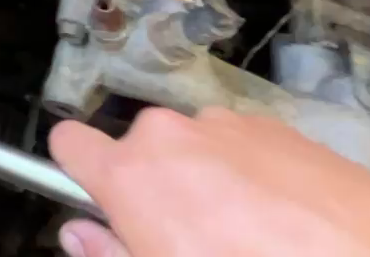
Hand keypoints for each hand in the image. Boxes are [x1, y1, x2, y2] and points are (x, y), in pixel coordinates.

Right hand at [49, 108, 369, 256]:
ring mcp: (227, 126)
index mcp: (131, 174)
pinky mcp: (282, 128)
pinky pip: (247, 147)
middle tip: (198, 246)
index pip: (68, 141)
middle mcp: (169, 134)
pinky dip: (258, 177)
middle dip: (159, 188)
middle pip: (139, 150)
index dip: (78, 171)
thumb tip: (81, 235)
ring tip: (263, 243)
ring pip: (196, 148)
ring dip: (210, 182)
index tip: (101, 203)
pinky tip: (301, 229)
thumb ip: (112, 255)